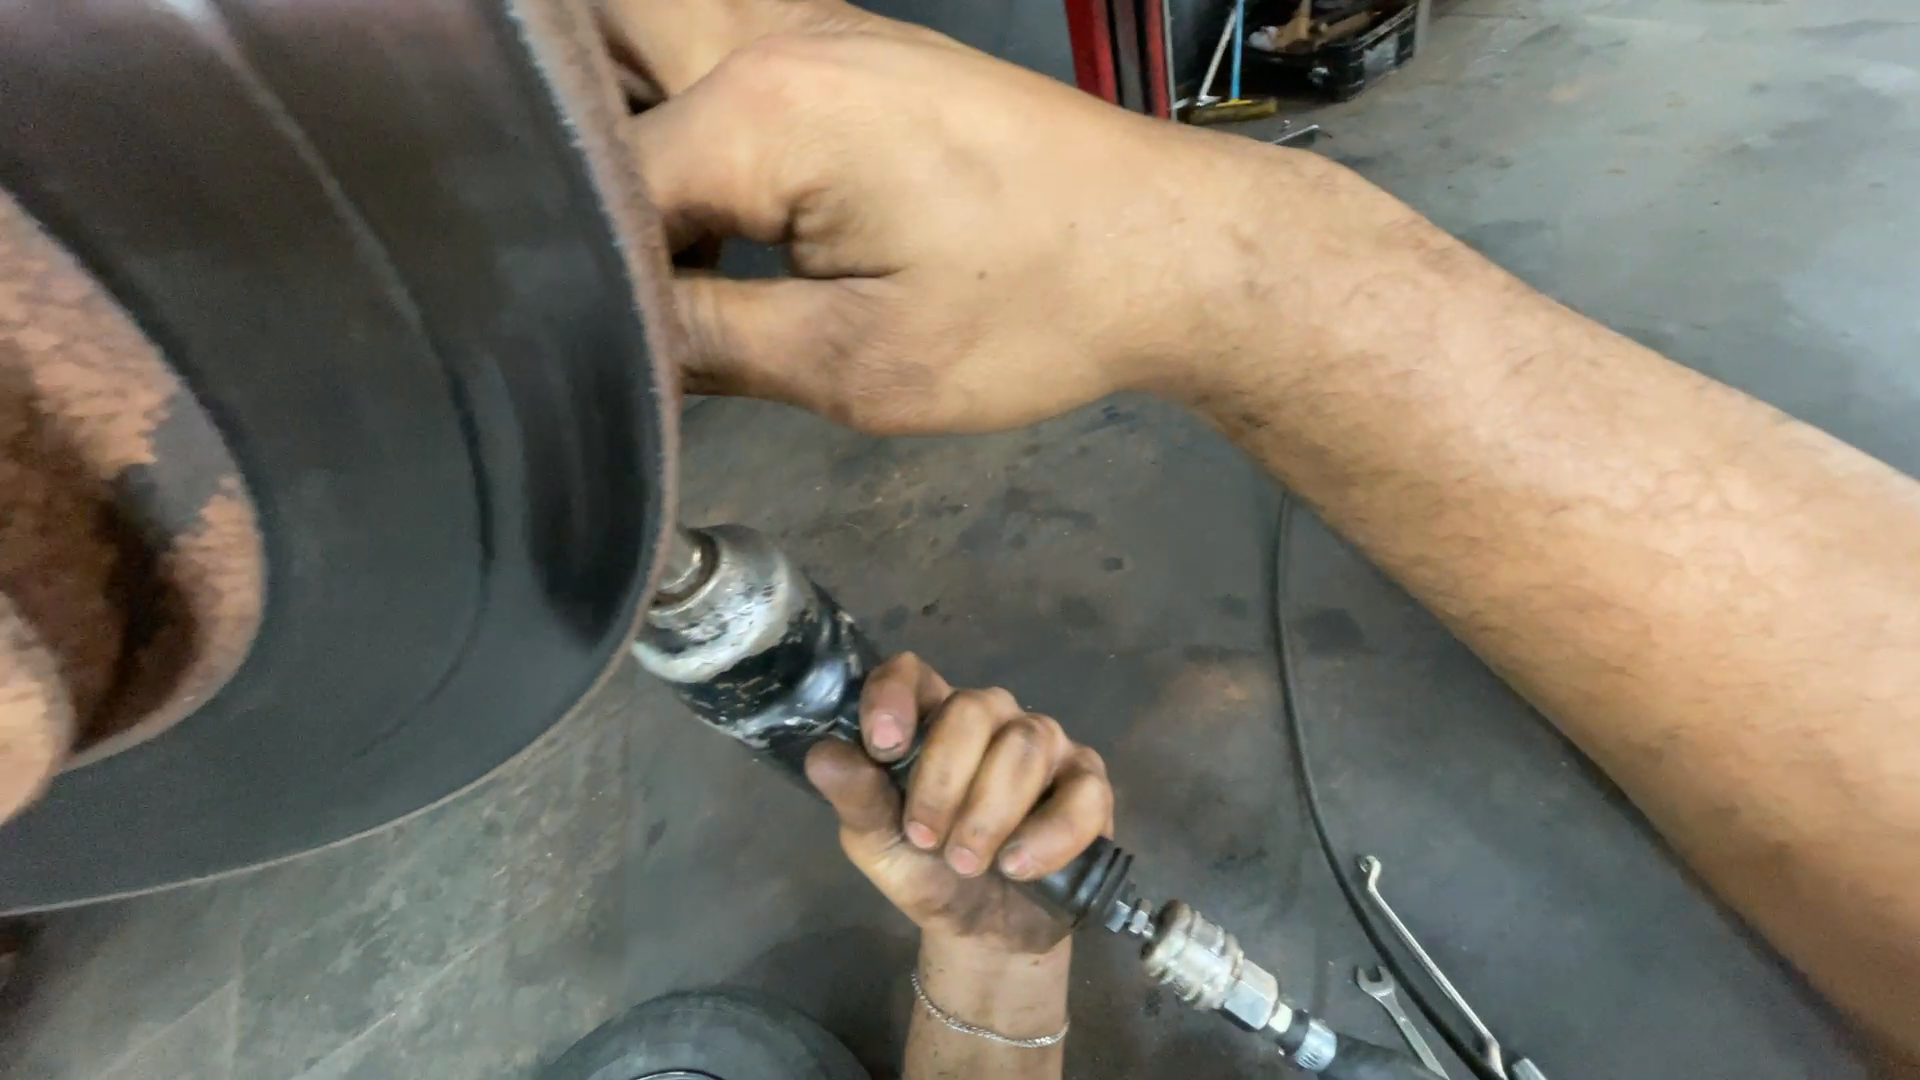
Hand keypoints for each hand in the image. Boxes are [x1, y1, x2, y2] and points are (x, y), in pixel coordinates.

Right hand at [621, 8, 1303, 433]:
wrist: (1163, 251)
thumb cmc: (1031, 315)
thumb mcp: (860, 362)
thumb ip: (716, 340)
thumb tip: (623, 334)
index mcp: (760, 109)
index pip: (601, 188)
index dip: (589, 277)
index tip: (610, 346)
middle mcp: (773, 35)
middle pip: (597, 60)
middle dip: (574, 165)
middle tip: (607, 270)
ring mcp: (823, 32)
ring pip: (658, 44)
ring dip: (634, 134)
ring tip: (660, 251)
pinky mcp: (864, 61)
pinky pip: (729, 65)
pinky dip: (699, 131)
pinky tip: (727, 215)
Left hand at [804, 653, 1113, 954]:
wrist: (983, 930)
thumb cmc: (925, 870)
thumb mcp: (878, 843)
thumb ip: (857, 797)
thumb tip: (822, 754)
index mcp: (931, 716)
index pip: (910, 672)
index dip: (895, 696)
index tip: (884, 747)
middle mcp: (992, 715)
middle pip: (972, 708)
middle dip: (944, 780)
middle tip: (926, 840)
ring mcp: (1045, 743)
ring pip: (1023, 746)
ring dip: (989, 813)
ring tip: (968, 863)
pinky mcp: (1088, 784)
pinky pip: (1080, 792)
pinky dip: (1047, 835)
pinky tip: (1020, 867)